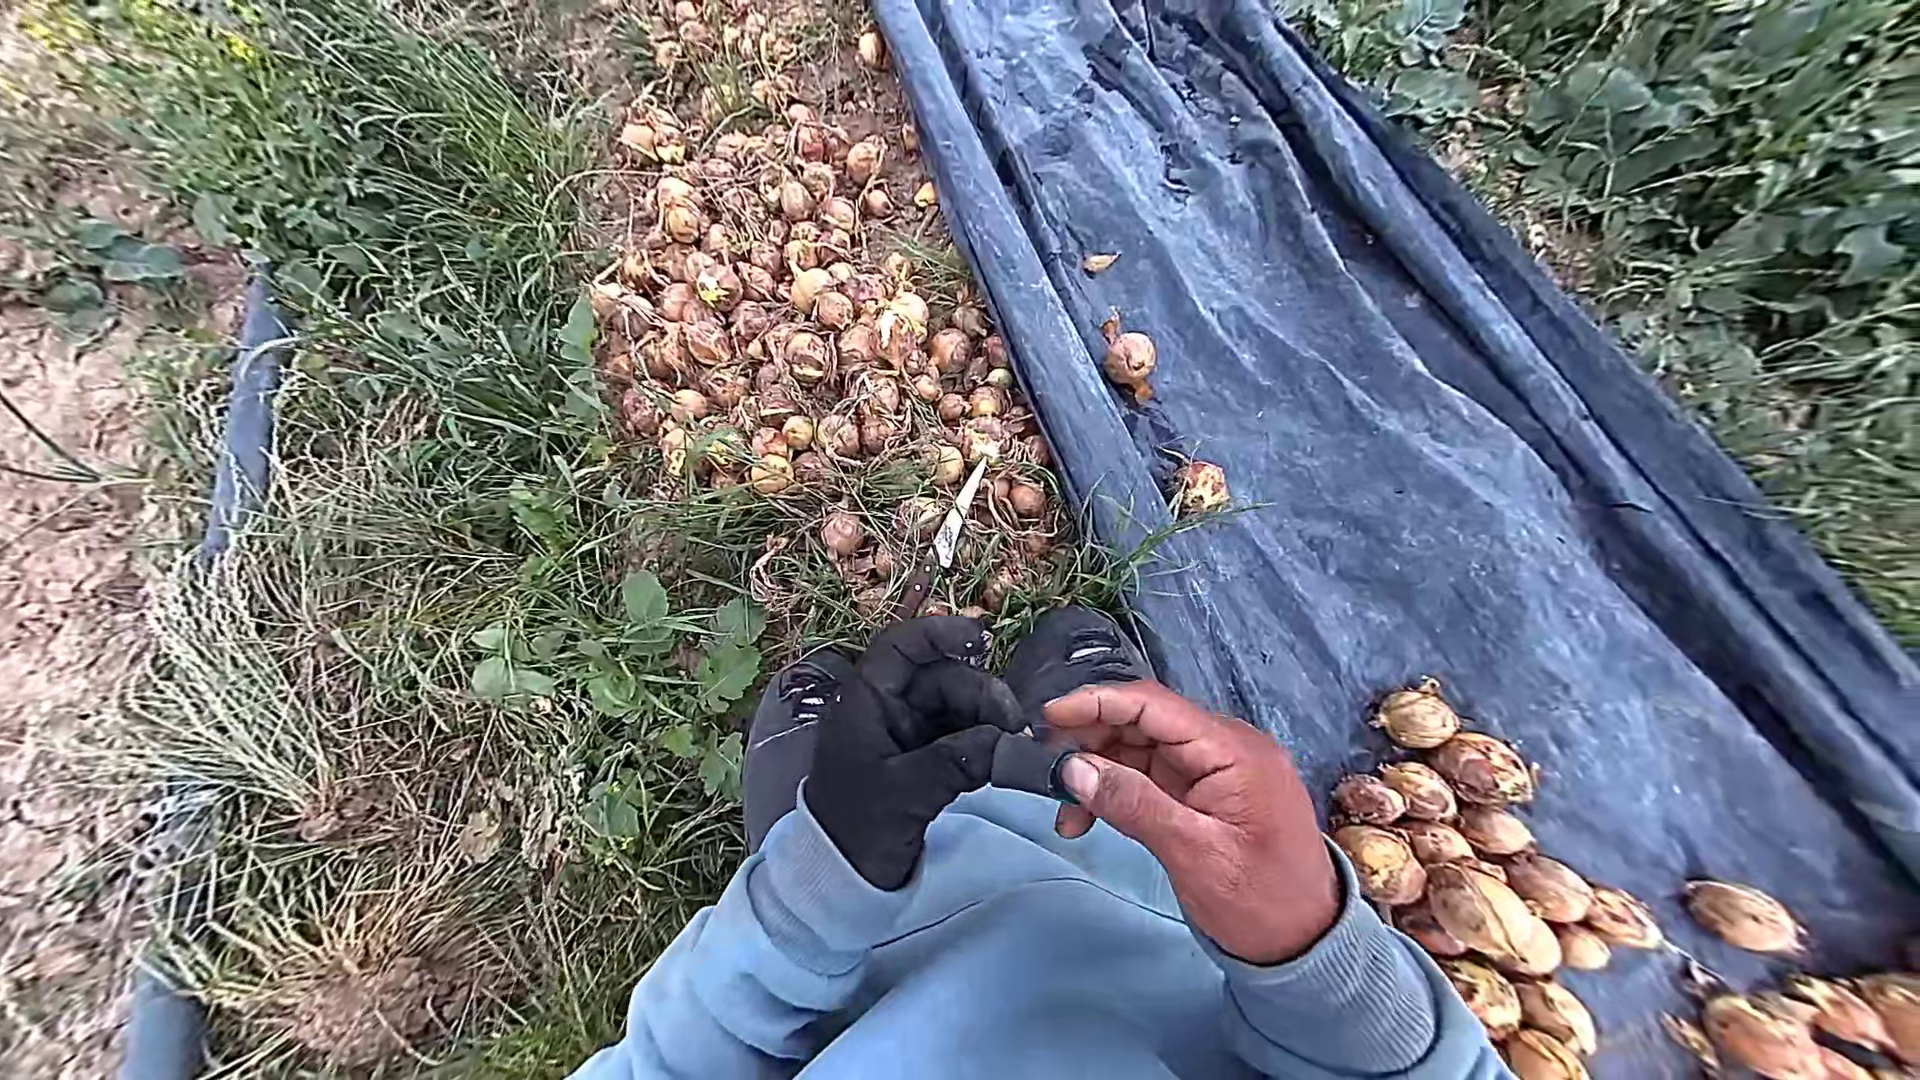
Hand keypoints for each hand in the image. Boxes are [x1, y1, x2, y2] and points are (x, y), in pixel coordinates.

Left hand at [806, 616, 1025, 889]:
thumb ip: (957, 761)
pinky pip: (962, 732)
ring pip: (958, 705)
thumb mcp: (904, 794)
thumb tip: (1011, 741)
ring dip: (989, 720)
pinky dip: (984, 740)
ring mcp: (907, 730)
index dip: (939, 632)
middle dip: (982, 696)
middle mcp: (888, 707)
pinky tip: (1002, 757)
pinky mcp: (924, 755)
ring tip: (1012, 748)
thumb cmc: (856, 831)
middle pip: (943, 678)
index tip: (983, 638)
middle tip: (1014, 729)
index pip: (900, 647)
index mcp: (867, 701)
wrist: (838, 881)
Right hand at [1047, 681, 1339, 963]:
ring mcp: (1209, 766)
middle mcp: (1220, 745)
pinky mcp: (1198, 787)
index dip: (1097, 703)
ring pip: (1136, 747)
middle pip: (1140, 721)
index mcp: (1231, 748)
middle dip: (1090, 740)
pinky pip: (1145, 773)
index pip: (1152, 705)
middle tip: (1050, 768)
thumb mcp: (1195, 855)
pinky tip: (1086, 816)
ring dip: (1096, 769)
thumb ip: (1133, 804)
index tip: (1050, 716)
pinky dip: (1112, 789)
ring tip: (1066, 807)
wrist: (1311, 950)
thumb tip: (1072, 768)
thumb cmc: (1263, 903)